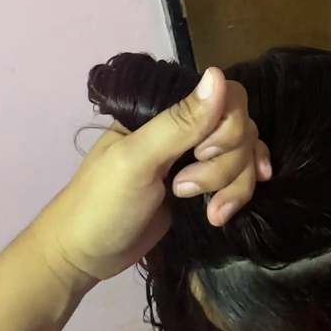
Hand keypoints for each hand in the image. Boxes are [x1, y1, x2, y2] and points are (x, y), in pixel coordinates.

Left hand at [33, 68, 270, 290]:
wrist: (86, 257)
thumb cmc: (102, 204)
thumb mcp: (137, 161)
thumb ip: (179, 122)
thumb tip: (218, 74)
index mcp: (165, 109)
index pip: (227, 97)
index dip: (227, 128)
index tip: (201, 155)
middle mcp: (186, 127)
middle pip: (241, 128)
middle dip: (225, 165)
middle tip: (184, 190)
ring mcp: (196, 157)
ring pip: (244, 154)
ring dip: (234, 184)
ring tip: (210, 214)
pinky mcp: (204, 185)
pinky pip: (240, 175)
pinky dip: (243, 188)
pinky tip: (237, 203)